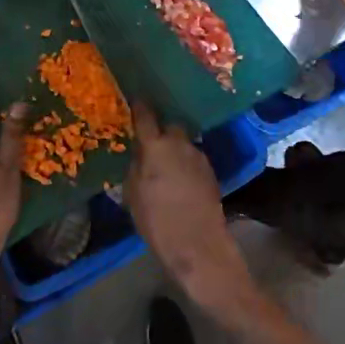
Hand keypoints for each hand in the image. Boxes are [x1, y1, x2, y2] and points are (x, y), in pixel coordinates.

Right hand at [125, 102, 253, 315]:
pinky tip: (179, 179)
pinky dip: (184, 163)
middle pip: (170, 126)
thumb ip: (135, 167)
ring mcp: (199, 157)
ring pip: (183, 143)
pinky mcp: (211, 172)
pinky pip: (192, 159)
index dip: (140, 106)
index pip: (146, 116)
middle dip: (161, 130)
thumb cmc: (157, 220)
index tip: (135, 98)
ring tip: (164, 165)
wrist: (198, 245)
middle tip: (150, 141)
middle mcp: (180, 144)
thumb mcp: (133, 194)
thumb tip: (139, 155)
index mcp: (156, 146)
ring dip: (174, 149)